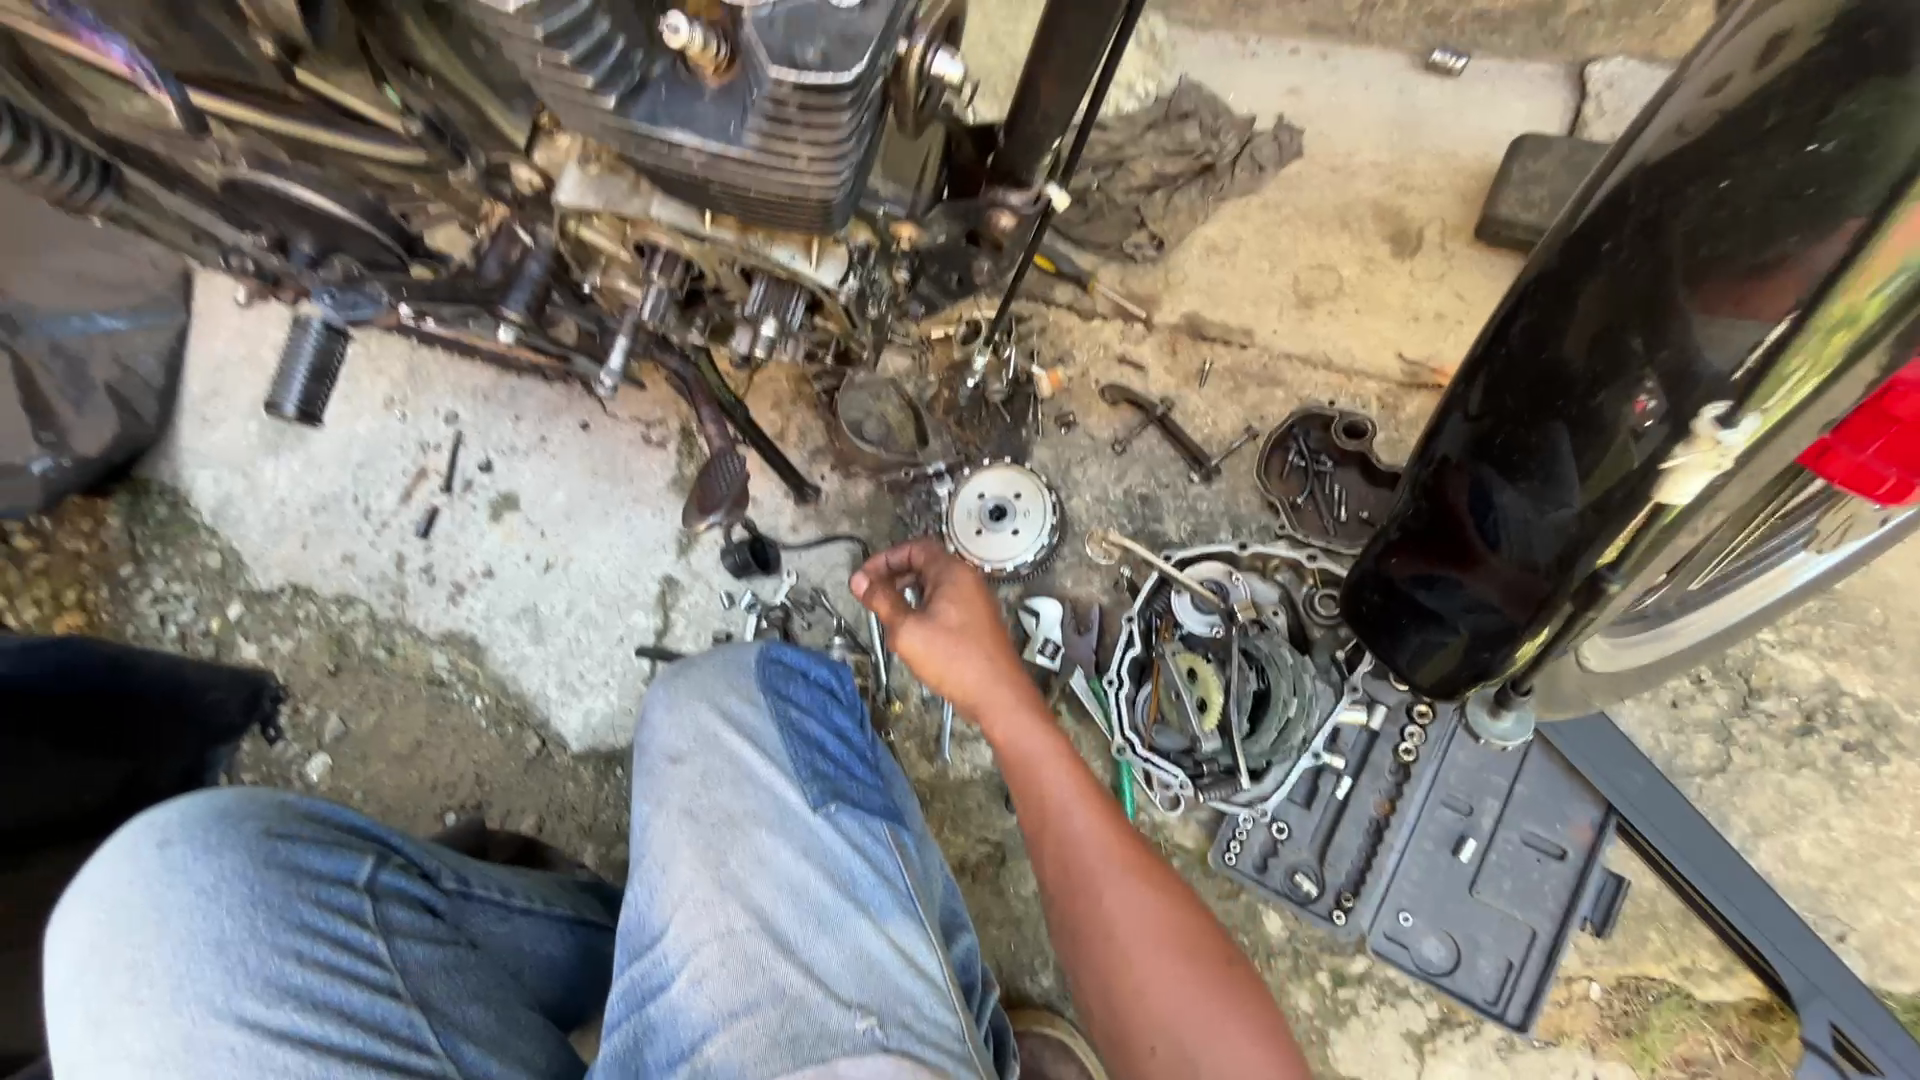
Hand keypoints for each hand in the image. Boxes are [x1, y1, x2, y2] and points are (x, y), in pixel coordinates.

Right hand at [850, 537, 1041, 724]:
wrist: (997, 694)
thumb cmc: (955, 659)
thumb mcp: (907, 629)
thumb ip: (882, 600)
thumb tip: (860, 581)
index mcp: (952, 573)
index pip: (914, 548)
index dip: (885, 559)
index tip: (865, 577)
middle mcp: (966, 581)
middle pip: (924, 565)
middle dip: (893, 577)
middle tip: (872, 595)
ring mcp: (973, 601)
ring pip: (932, 587)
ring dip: (906, 596)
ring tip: (888, 617)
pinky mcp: (974, 622)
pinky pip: (943, 605)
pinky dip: (922, 611)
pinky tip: (911, 634)